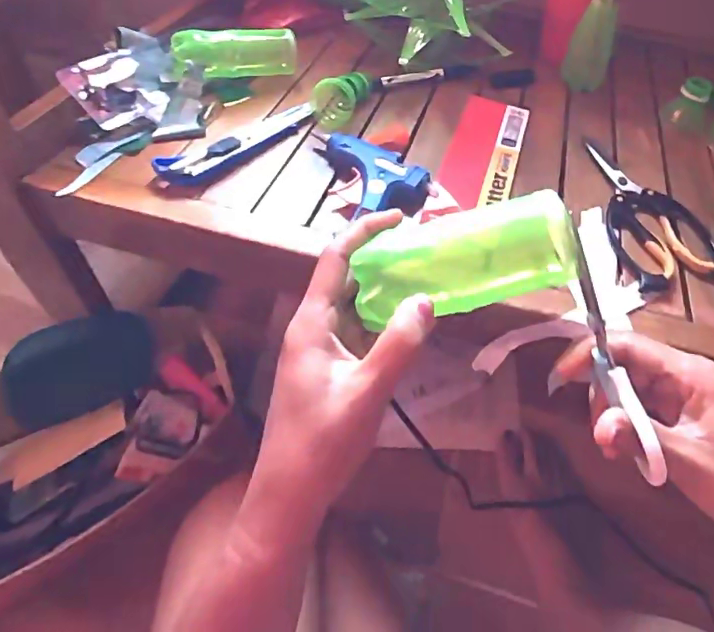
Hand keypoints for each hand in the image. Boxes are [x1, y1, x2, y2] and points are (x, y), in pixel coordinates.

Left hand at [249, 211, 433, 534]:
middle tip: (419, 247)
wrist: (288, 495)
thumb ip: (397, 347)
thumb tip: (425, 299)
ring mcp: (316, 347)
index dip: (364, 232)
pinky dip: (378, 319)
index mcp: (310, 321)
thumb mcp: (366, 394)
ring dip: (380, 288)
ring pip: (350, 303)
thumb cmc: (321, 444)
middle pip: (344, 276)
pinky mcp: (325, 367)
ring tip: (419, 276)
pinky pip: (354, 329)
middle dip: (378, 257)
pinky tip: (404, 323)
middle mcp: (310, 325)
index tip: (398, 218)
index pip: (335, 258)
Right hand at [554, 331, 713, 553]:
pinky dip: (627, 425)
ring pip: (631, 387)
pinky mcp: (683, 414)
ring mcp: (684, 394)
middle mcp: (684, 375)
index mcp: (690, 373)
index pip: (628, 345)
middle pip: (625, 365)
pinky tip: (626, 450)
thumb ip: (639, 437)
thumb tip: (596, 425)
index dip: (590, 354)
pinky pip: (643, 407)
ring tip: (612, 447)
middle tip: (596, 430)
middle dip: (602, 392)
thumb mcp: (688, 462)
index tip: (561, 377)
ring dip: (613, 412)